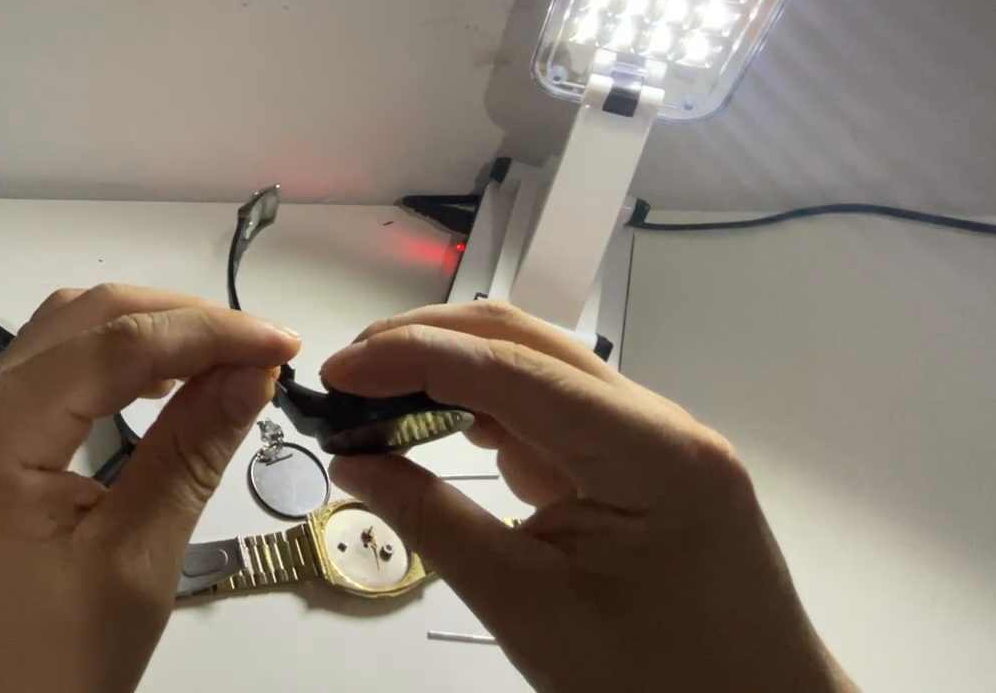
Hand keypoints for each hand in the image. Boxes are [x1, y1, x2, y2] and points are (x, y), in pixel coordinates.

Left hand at [0, 285, 299, 692]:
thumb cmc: (31, 664)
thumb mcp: (130, 566)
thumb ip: (189, 455)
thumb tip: (251, 375)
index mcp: (3, 422)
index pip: (122, 342)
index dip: (211, 331)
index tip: (284, 343)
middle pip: (93, 315)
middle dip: (183, 318)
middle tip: (259, 349)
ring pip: (74, 327)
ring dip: (151, 329)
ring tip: (221, 359)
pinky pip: (57, 362)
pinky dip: (116, 356)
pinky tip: (158, 382)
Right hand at [321, 301, 852, 692]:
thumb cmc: (657, 687)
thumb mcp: (526, 608)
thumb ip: (430, 520)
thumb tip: (348, 463)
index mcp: (649, 454)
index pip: (508, 369)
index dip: (411, 357)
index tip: (338, 373)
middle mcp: (651, 419)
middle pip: (517, 337)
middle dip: (421, 339)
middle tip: (347, 372)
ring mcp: (639, 429)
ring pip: (522, 354)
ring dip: (441, 358)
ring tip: (373, 386)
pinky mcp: (620, 449)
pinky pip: (532, 396)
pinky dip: (468, 395)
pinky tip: (426, 415)